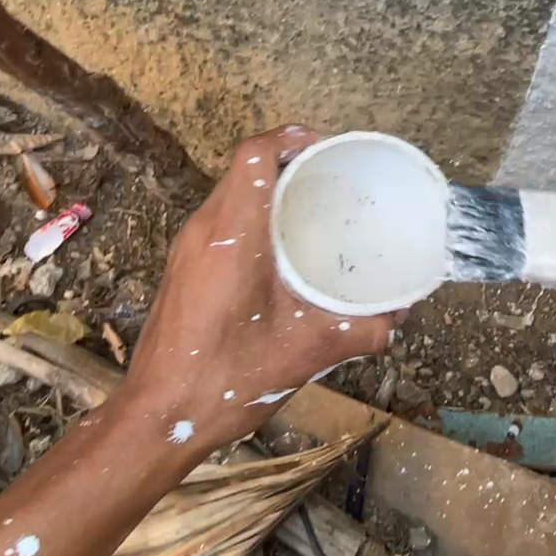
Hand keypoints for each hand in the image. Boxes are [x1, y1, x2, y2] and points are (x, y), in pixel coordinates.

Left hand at [121, 125, 394, 450]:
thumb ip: (362, 331)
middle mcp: (204, 229)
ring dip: (268, 188)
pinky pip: (220, 218)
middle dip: (287, 162)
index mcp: (233, 235)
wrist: (157, 417)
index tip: (326, 147)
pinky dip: (251, 214)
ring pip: (230, 192)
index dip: (290, 137)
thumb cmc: (228, 377)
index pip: (254, 155)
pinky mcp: (182, 266)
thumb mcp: (307, 352)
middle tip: (330, 180)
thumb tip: (398, 317)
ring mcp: (187, 247)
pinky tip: (278, 249)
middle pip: (244, 168)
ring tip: (310, 209)